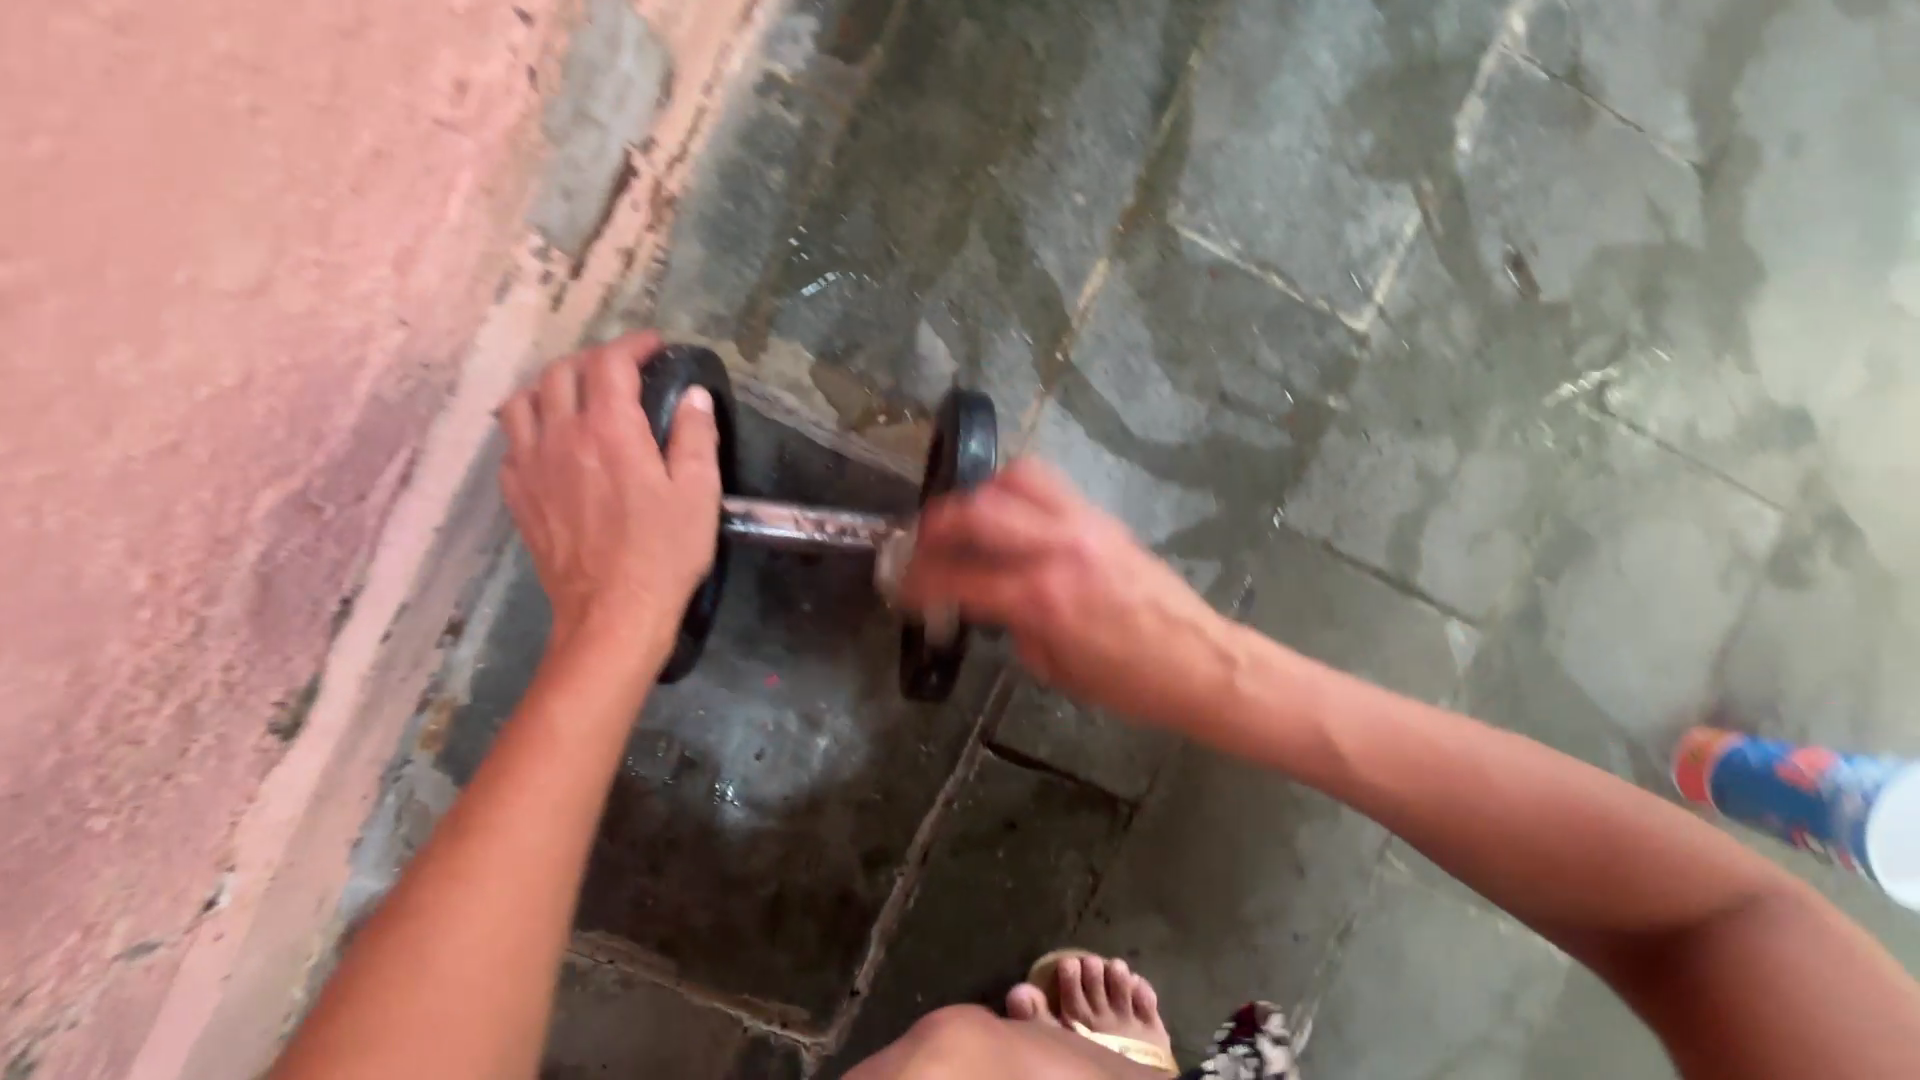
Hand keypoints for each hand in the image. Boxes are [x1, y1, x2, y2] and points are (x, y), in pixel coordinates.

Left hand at [497, 332, 720, 666]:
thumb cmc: (664, 554)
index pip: (610, 363)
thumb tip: (694, 395)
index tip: (655, 347)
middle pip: (561, 372)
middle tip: (622, 372)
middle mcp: (560, 436)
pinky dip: (531, 425)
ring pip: (523, 400)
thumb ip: (696, 437)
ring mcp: (530, 465)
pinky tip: (552, 441)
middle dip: (594, 360)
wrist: (612, 613)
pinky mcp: (517, 495)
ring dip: (551, 385)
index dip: (633, 345)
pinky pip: (511, 441)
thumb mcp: (698, 494)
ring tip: (577, 396)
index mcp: (609, 430)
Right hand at [899, 459, 1230, 726]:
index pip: (959, 577)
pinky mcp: (1101, 518)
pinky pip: (1048, 486)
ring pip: (1015, 478)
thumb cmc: (1128, 682)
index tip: (902, 587)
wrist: (1199, 662)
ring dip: (979, 494)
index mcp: (1041, 600)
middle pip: (978, 510)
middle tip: (922, 543)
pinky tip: (1012, 519)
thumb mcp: (1055, 669)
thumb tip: (994, 603)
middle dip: (937, 524)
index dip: (919, 581)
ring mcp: (1082, 525)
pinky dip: (1016, 492)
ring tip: (968, 519)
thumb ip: (1016, 628)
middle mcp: (1056, 550)